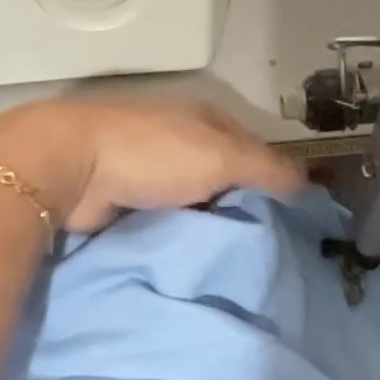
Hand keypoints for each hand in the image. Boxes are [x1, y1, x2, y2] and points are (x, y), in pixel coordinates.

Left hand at [0, 98, 305, 232]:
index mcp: (206, 117)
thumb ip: (267, 170)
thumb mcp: (221, 157)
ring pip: (197, 202)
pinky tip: (198, 259)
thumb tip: (309, 185)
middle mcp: (180, 139)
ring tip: (238, 262)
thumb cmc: (152, 153)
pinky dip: (181, 236)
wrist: (70, 168)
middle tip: (269, 250)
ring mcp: (150, 170)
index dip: (275, 180)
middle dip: (243, 208)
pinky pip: (167, 221)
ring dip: (211, 226)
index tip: (292, 220)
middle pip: (225, 178)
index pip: (255, 150)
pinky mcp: (126, 199)